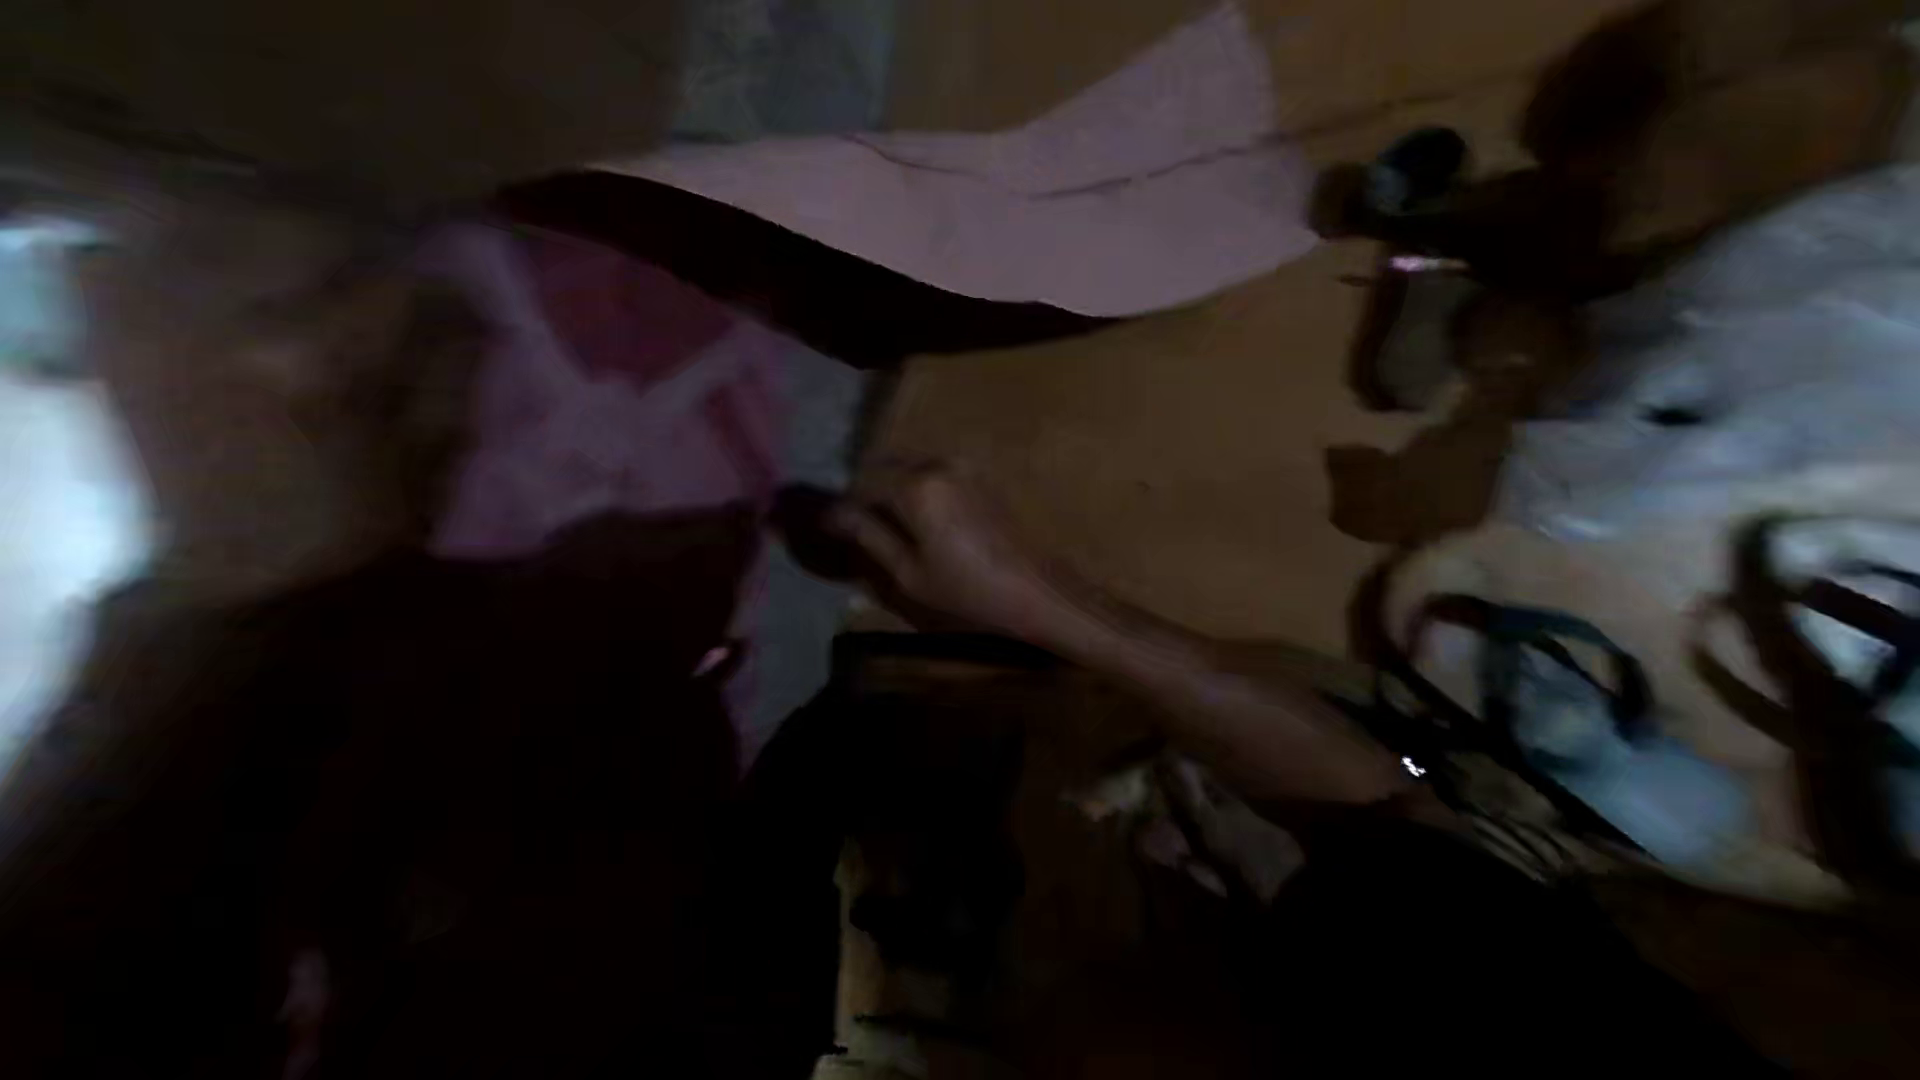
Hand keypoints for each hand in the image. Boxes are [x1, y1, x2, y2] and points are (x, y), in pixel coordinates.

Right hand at [826, 460, 1086, 641]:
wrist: (1037, 590)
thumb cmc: (969, 590)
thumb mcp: (909, 572)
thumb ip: (868, 535)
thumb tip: (832, 514)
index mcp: (917, 485)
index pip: (862, 484)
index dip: (842, 506)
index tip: (828, 527)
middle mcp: (939, 462)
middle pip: (886, 469)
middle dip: (867, 494)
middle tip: (853, 527)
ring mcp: (964, 466)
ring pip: (910, 469)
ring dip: (892, 491)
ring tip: (882, 527)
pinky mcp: (981, 476)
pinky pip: (935, 475)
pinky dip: (917, 491)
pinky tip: (917, 522)